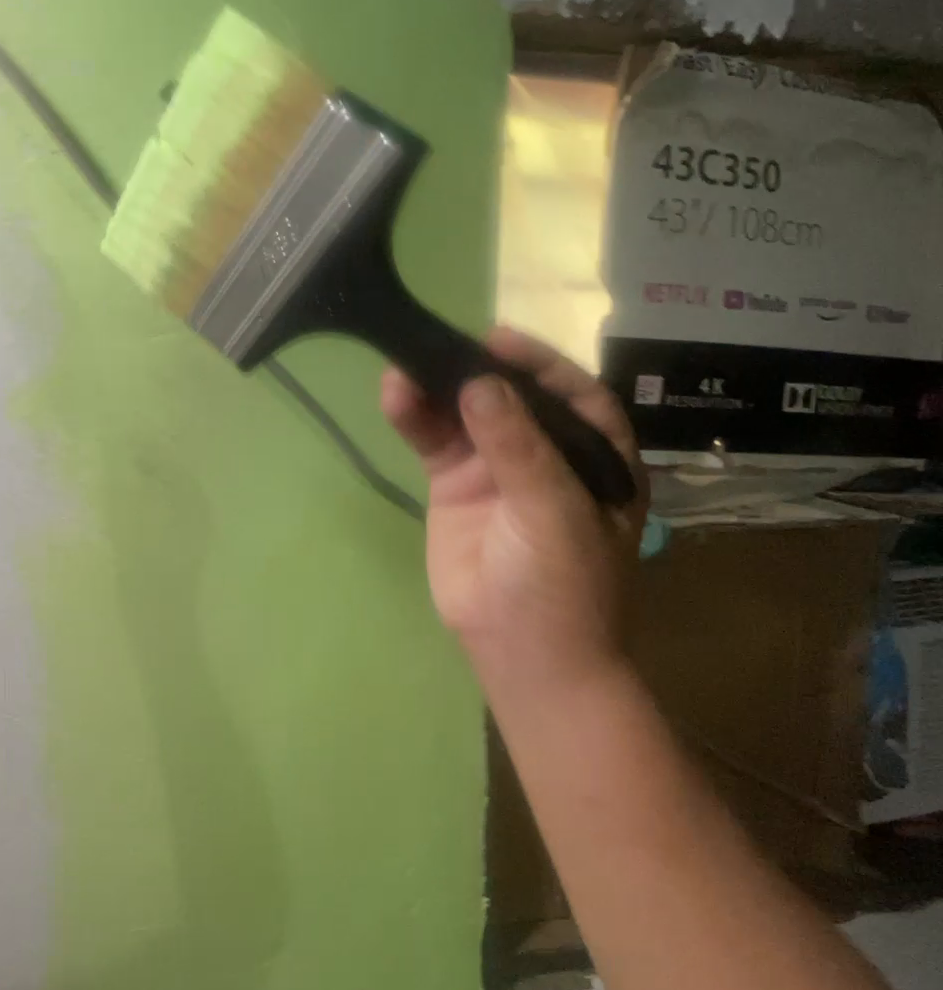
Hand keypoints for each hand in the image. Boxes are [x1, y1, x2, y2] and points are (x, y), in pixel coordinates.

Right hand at [380, 327, 648, 703]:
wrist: (521, 649)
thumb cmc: (562, 583)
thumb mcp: (553, 510)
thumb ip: (518, 446)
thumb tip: (481, 384)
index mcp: (594, 457)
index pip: (572, 395)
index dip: (538, 364)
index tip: (495, 340)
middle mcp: (545, 455)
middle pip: (509, 399)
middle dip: (476, 371)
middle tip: (437, 346)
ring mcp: (495, 471)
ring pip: (463, 417)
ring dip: (436, 392)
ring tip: (403, 368)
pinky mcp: (452, 488)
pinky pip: (433, 444)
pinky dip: (414, 420)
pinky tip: (395, 398)